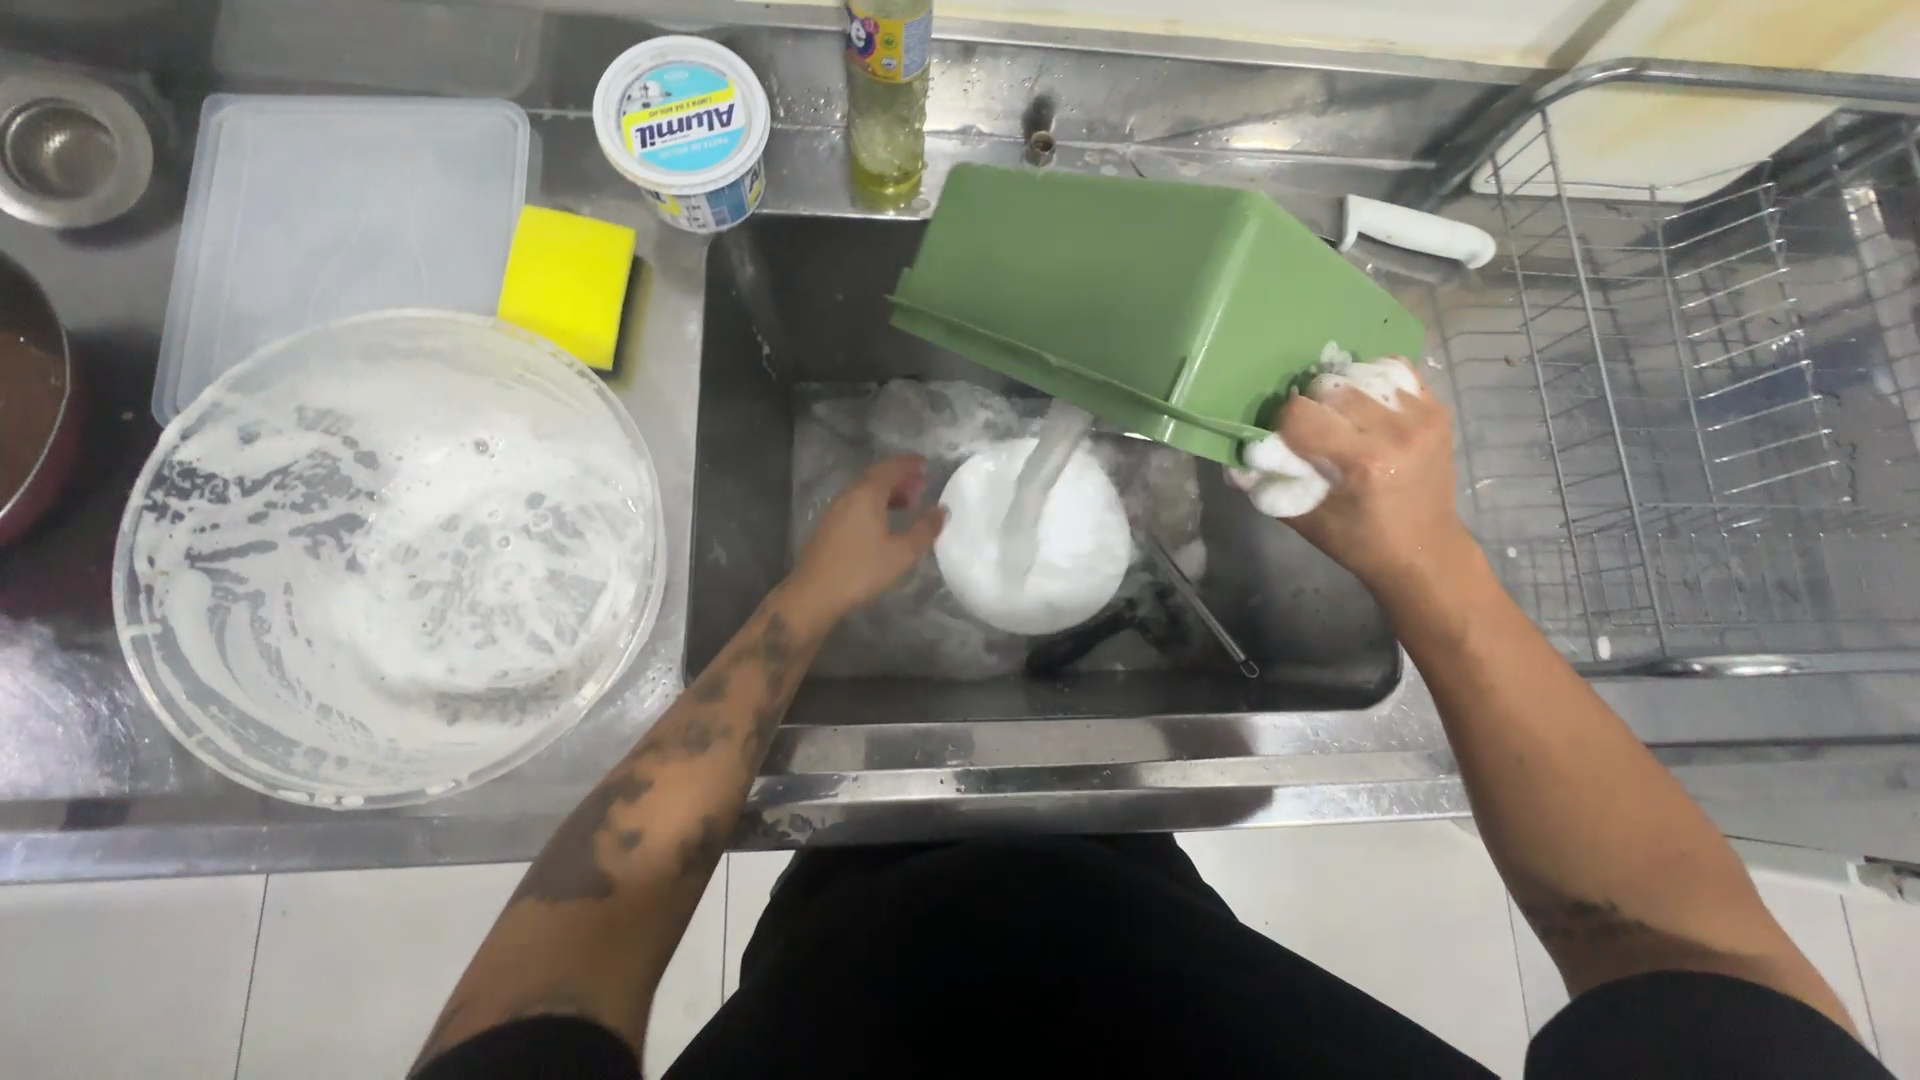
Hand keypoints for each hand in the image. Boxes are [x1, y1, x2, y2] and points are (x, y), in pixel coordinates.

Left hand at [790, 455, 946, 616]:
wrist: (815, 593)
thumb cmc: (862, 570)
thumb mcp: (902, 553)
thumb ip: (925, 529)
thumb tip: (942, 510)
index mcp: (867, 494)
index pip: (891, 468)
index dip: (909, 464)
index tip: (926, 465)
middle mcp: (849, 495)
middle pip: (877, 475)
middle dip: (900, 476)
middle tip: (921, 485)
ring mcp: (836, 509)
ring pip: (865, 489)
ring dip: (888, 491)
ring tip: (908, 504)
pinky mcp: (830, 524)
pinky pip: (857, 502)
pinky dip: (875, 502)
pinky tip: (884, 520)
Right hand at [1276, 362, 1479, 597]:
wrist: (1424, 550)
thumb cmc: (1359, 541)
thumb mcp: (1304, 520)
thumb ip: (1268, 486)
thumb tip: (1241, 456)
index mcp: (1362, 462)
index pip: (1301, 415)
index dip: (1285, 425)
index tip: (1288, 442)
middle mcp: (1396, 432)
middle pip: (1331, 387)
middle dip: (1313, 405)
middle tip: (1316, 429)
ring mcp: (1423, 417)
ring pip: (1362, 373)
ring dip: (1343, 391)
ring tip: (1341, 416)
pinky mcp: (1438, 410)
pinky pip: (1396, 371)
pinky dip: (1373, 381)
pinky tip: (1368, 405)